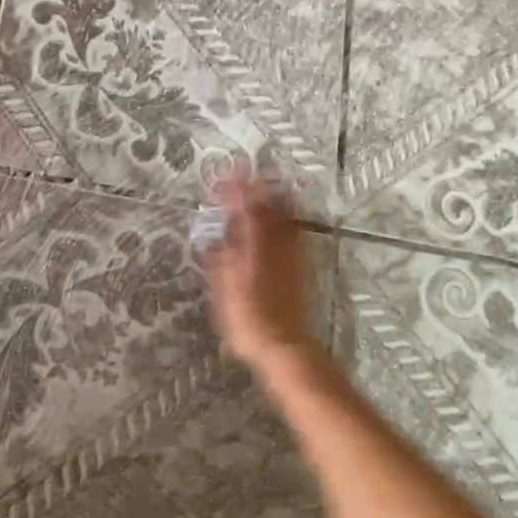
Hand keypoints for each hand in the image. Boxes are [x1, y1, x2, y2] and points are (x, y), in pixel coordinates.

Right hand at [202, 173, 321, 370]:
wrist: (286, 347)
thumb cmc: (248, 321)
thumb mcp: (224, 292)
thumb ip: (220, 261)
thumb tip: (215, 237)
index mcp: (253, 248)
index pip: (244, 209)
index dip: (236, 189)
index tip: (228, 172)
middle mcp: (275, 246)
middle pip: (268, 208)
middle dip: (257, 186)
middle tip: (247, 170)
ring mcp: (292, 256)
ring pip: (285, 217)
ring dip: (275, 198)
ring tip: (268, 184)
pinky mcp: (303, 268)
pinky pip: (296, 232)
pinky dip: (289, 217)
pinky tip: (287, 217)